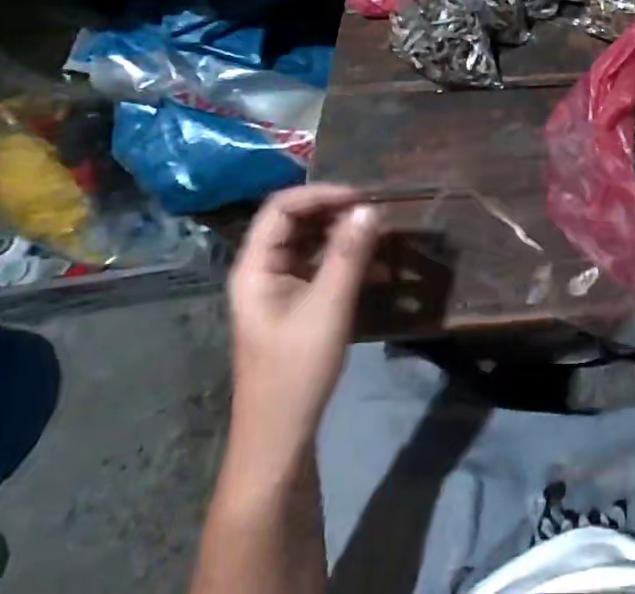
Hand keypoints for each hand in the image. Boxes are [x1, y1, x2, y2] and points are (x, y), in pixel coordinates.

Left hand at [227, 184, 384, 451]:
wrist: (280, 438)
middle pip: (295, 222)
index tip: (361, 198)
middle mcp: (262, 270)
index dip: (320, 194)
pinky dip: (344, 262)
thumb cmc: (296, 372)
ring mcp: (277, 288)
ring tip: (380, 235)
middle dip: (334, 213)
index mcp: (255, 266)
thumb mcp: (328, 309)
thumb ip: (348, 256)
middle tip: (375, 213)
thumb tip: (370, 209)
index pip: (281, 208)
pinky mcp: (294, 306)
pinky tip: (377, 268)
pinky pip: (318, 269)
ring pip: (309, 245)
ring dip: (342, 237)